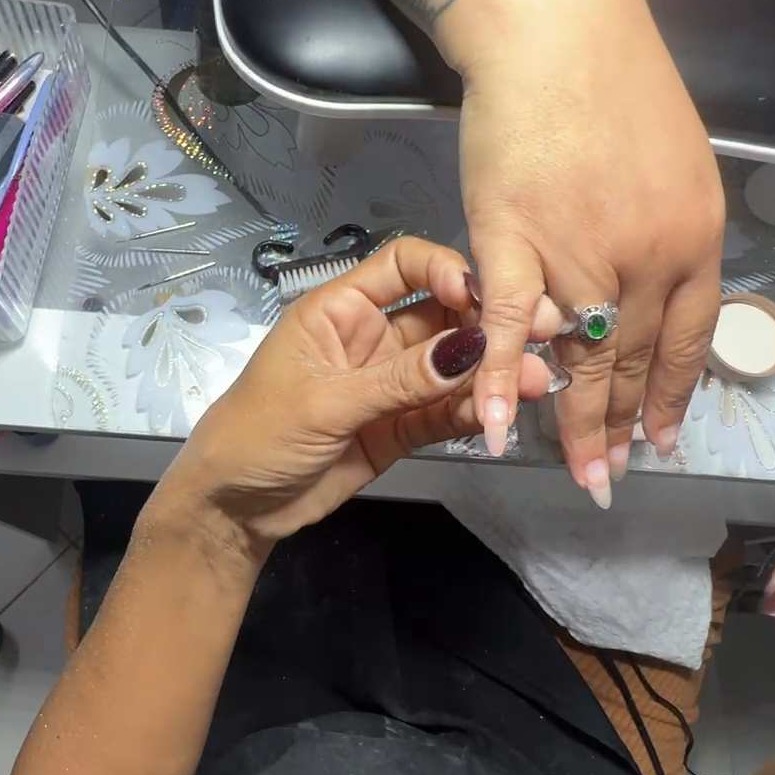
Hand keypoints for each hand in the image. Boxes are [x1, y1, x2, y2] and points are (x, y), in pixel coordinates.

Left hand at [157, 238, 552, 555]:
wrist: (235, 508)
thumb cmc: (257, 435)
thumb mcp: (322, 402)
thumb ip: (397, 380)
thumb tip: (470, 349)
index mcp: (339, 310)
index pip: (401, 266)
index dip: (443, 269)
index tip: (480, 292)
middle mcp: (371, 338)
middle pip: (439, 317)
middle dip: (484, 325)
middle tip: (538, 332)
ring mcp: (388, 384)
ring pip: (449, 368)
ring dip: (489, 372)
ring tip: (537, 379)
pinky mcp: (399, 427)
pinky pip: (443, 411)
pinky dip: (473, 411)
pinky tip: (505, 410)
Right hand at [458, 26, 723, 507]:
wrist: (557, 37)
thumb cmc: (613, 86)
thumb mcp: (671, 161)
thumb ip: (662, 231)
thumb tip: (644, 282)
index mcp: (693, 238)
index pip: (685, 341)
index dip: (670, 398)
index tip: (660, 441)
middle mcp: (647, 260)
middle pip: (633, 362)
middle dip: (623, 430)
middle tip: (612, 482)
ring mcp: (581, 257)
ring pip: (580, 358)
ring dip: (576, 426)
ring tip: (578, 476)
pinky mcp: (514, 248)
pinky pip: (511, 330)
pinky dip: (500, 383)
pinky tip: (496, 429)